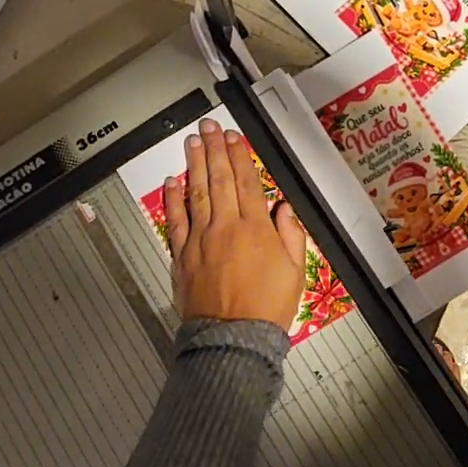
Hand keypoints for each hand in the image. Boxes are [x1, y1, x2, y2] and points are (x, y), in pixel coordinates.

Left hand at [164, 118, 308, 330]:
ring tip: (192, 142)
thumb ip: (290, 234)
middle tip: (209, 127)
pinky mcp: (182, 255)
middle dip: (214, 149)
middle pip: (218, 179)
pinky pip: (175, 221)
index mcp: (255, 229)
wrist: (233, 339)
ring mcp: (200, 239)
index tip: (233, 137)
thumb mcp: (295, 271)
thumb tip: (283, 208)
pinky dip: (173, 199)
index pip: (246, 182)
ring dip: (193, 164)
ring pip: (195, 193)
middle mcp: (225, 227)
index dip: (239, 156)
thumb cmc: (267, 308)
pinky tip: (171, 182)